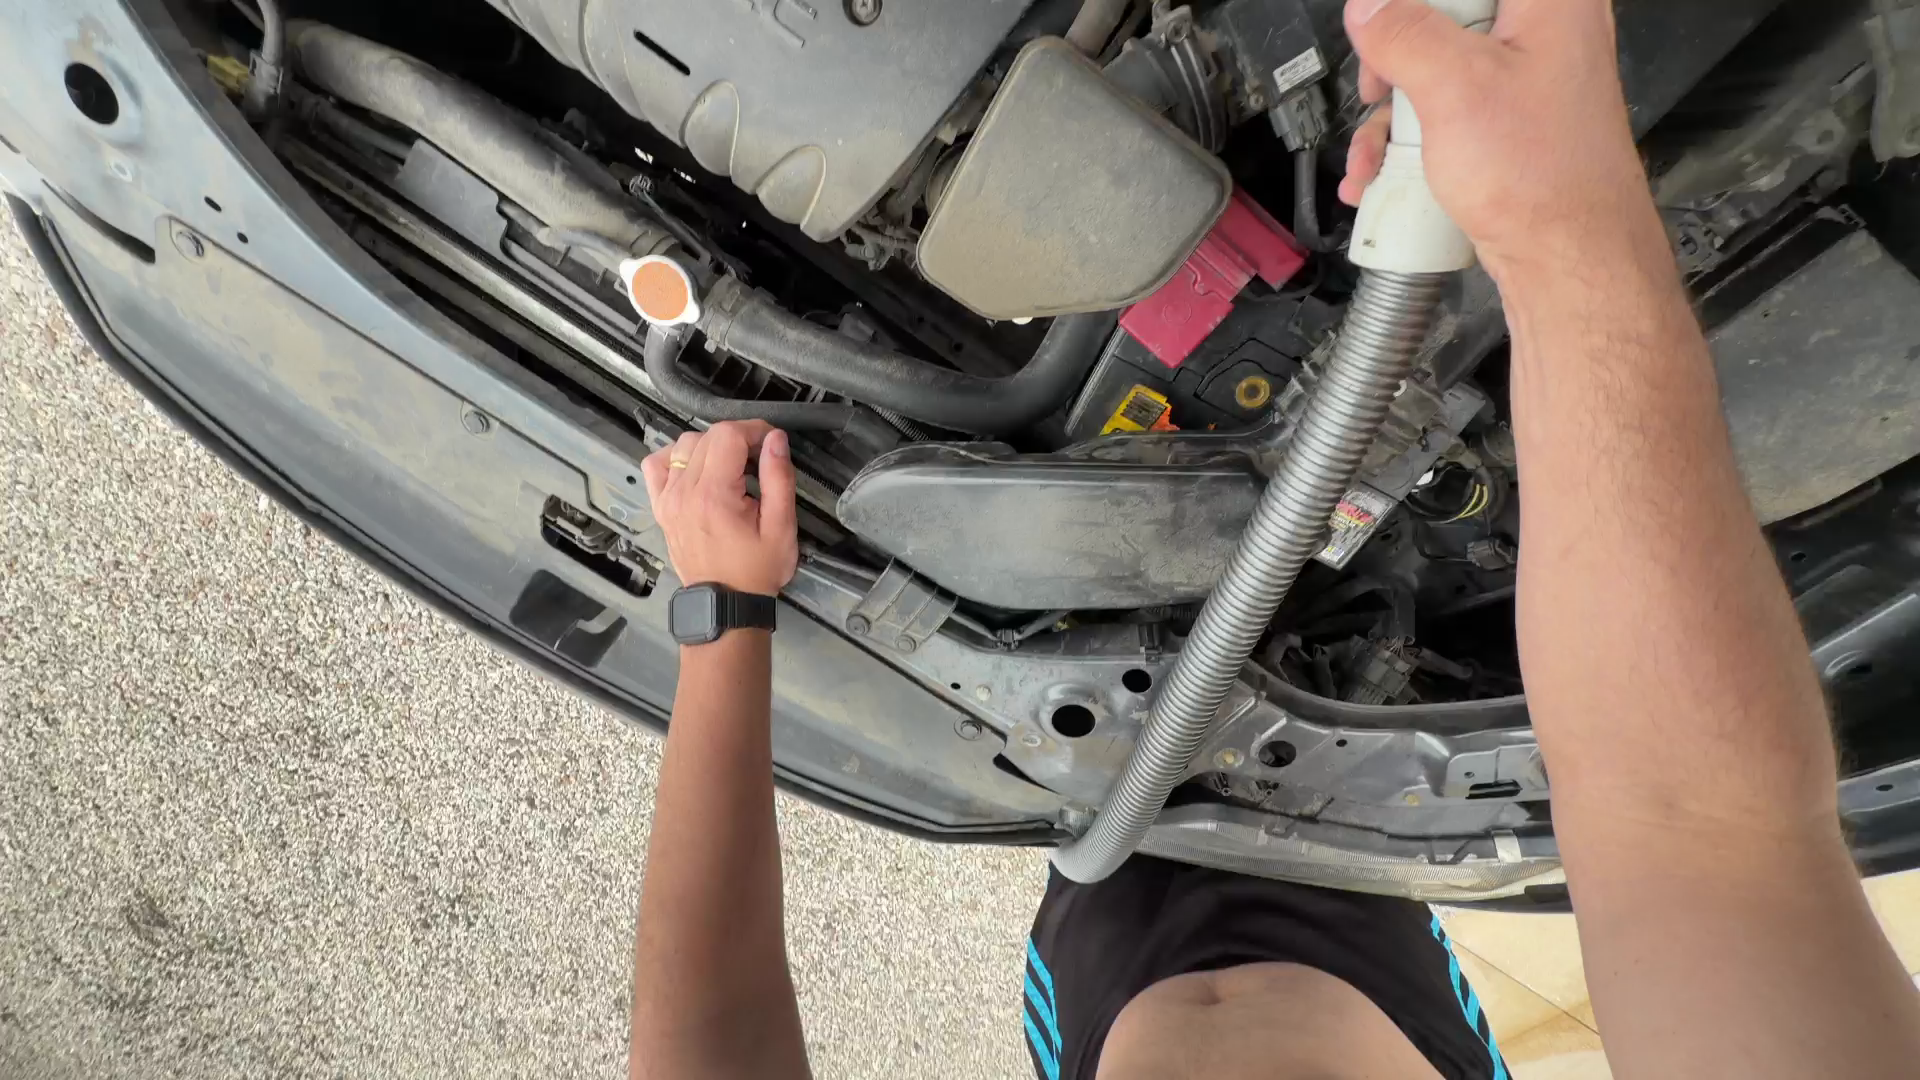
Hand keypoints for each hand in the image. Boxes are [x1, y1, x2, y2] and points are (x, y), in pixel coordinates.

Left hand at [640, 420, 798, 596]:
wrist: (726, 603)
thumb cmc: (758, 569)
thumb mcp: (782, 526)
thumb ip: (779, 478)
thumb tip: (775, 439)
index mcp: (714, 495)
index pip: (728, 435)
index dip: (754, 430)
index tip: (771, 443)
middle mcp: (683, 492)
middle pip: (706, 436)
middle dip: (737, 438)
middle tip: (758, 459)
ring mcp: (667, 499)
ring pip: (682, 444)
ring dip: (710, 446)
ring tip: (732, 467)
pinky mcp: (660, 506)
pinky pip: (656, 464)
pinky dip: (675, 457)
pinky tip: (697, 469)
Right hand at [1337, 0, 1667, 284]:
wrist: (1561, 246)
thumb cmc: (1532, 169)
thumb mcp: (1454, 89)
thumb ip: (1407, 37)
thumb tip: (1368, 6)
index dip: (1413, 4)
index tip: (1383, 32)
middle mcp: (1537, 32)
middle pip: (1441, 23)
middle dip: (1392, 68)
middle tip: (1376, 95)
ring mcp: (1518, 84)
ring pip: (1433, 78)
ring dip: (1387, 123)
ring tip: (1368, 163)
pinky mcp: (1500, 128)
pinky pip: (1440, 120)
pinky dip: (1404, 147)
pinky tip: (1379, 177)